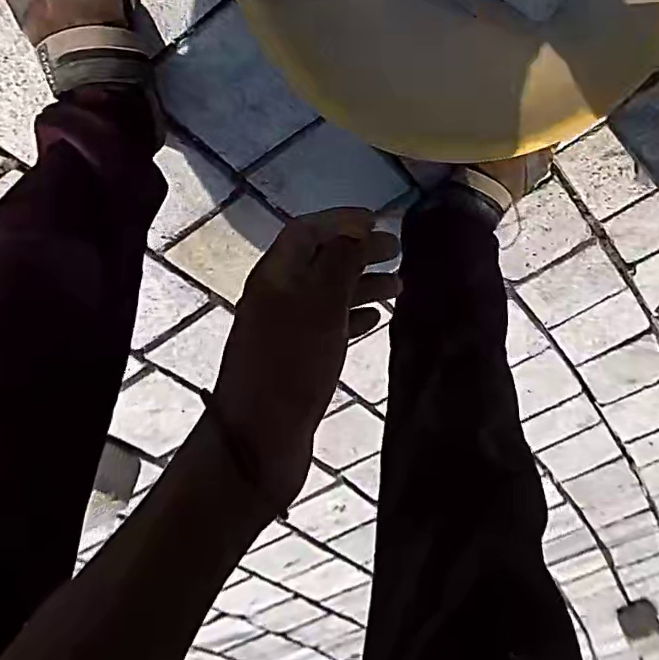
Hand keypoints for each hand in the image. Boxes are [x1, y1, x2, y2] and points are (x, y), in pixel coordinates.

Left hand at [211, 209, 399, 509]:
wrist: (259, 439)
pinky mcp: (296, 357)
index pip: (307, 230)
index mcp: (276, 273)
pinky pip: (328, 323)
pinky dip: (353, 315)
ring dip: (361, 284)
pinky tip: (376, 319)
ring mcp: (285, 327)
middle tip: (396, 250)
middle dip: (357, 250)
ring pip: (328, 292)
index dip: (340, 220)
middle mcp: (277, 294)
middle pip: (320, 259)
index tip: (377, 220)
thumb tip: (356, 229)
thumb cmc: (292, 362)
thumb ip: (339, 262)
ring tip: (399, 285)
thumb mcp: (320, 303)